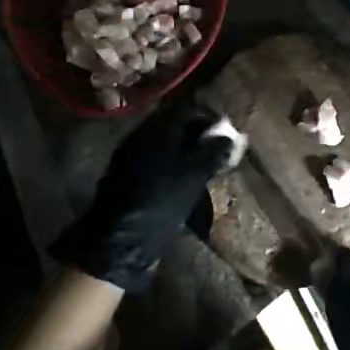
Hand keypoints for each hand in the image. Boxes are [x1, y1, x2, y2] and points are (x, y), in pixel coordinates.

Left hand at [50, 101, 245, 291]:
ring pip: (164, 141)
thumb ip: (214, 153)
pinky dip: (172, 159)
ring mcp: (130, 155)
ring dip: (185, 146)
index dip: (208, 115)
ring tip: (204, 161)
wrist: (120, 241)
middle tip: (217, 144)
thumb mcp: (194, 176)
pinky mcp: (126, 174)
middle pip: (173, 123)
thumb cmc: (161, 202)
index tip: (225, 127)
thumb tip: (230, 137)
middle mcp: (140, 136)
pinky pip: (154, 156)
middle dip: (197, 130)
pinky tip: (183, 174)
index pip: (186, 109)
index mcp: (157, 131)